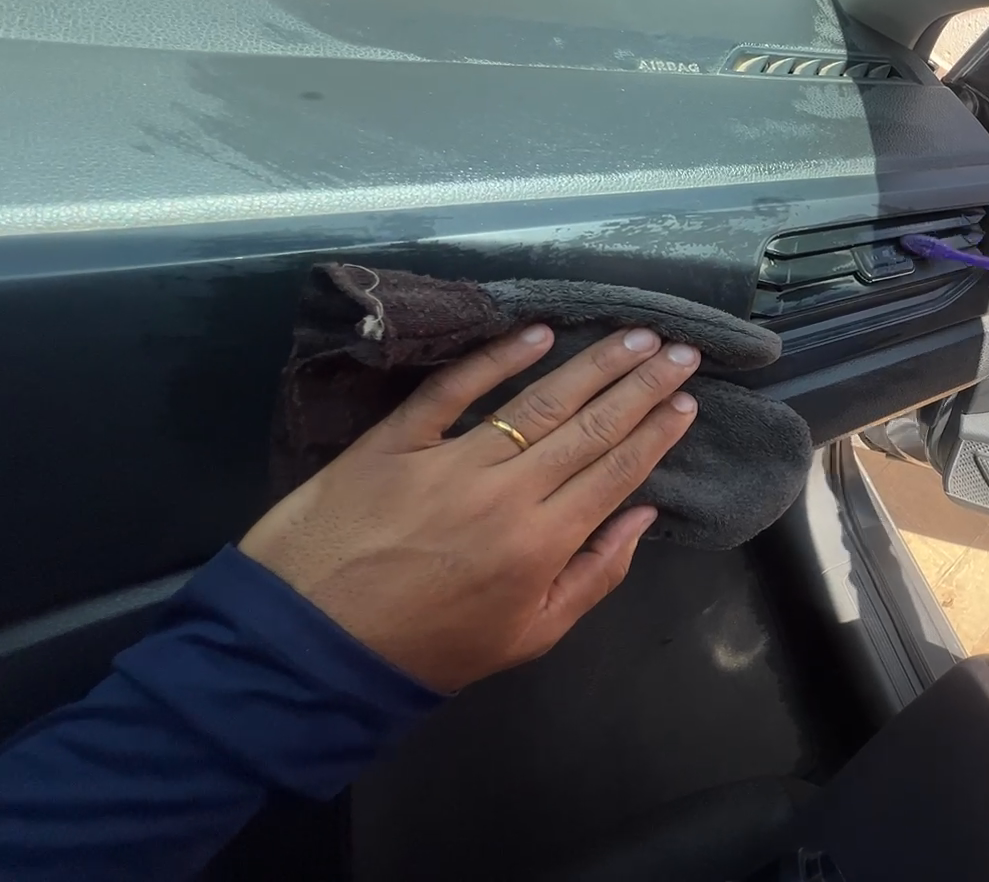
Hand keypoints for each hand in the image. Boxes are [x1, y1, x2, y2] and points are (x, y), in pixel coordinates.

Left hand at [239, 324, 700, 691]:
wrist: (300, 654)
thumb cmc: (432, 648)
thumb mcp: (533, 635)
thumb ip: (597, 575)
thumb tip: (644, 514)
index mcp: (545, 540)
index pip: (619, 468)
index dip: (659, 431)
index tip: (688, 400)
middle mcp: (509, 492)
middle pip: (594, 425)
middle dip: (645, 385)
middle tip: (682, 352)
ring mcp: (451, 462)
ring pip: (540, 401)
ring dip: (596, 364)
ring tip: (636, 336)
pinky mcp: (394, 444)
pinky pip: (452, 391)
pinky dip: (497, 359)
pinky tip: (539, 334)